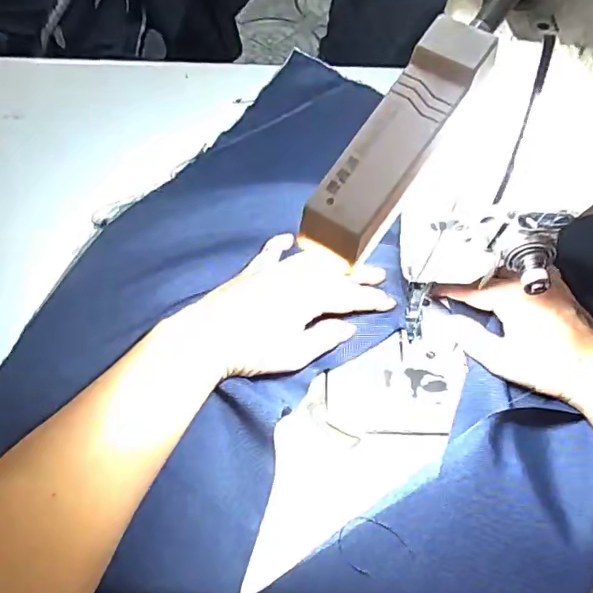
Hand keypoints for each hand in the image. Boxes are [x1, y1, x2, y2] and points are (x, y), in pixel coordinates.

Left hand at [167, 234, 395, 378]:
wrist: (207, 337)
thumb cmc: (250, 349)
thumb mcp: (294, 353)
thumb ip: (324, 338)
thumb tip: (346, 328)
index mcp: (309, 297)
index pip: (348, 296)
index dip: (370, 299)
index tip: (386, 301)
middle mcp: (294, 277)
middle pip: (334, 272)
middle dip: (358, 274)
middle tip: (377, 275)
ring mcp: (272, 272)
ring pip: (310, 260)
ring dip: (331, 260)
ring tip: (346, 260)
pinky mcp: (252, 274)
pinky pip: (271, 254)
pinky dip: (281, 246)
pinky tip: (288, 240)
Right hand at [432, 272, 592, 406]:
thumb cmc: (553, 366)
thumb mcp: (500, 357)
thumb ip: (471, 337)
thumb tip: (452, 325)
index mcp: (512, 295)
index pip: (471, 290)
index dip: (449, 291)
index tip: (435, 291)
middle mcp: (531, 282)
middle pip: (489, 276)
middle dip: (466, 282)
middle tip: (448, 291)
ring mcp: (548, 283)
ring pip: (508, 273)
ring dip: (488, 279)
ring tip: (471, 289)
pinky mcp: (560, 290)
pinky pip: (525, 278)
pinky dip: (509, 282)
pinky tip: (504, 293)